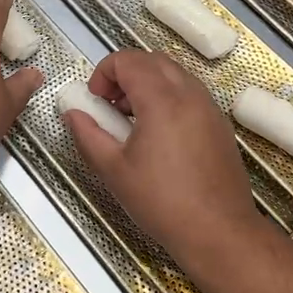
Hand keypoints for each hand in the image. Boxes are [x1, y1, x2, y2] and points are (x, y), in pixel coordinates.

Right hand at [62, 49, 266, 263]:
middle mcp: (189, 94)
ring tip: (132, 119)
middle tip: (110, 106)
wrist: (219, 232)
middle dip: (125, 73)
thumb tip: (73, 114)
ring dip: (147, 83)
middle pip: (152, 59)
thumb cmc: (162, 202)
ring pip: (174, 73)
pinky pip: (190, 92)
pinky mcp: (219, 124)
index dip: (103, 73)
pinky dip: (168, 96)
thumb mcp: (113, 170)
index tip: (95, 101)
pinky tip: (158, 133)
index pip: (128, 61)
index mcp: (162, 100)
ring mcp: (209, 107)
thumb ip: (88, 135)